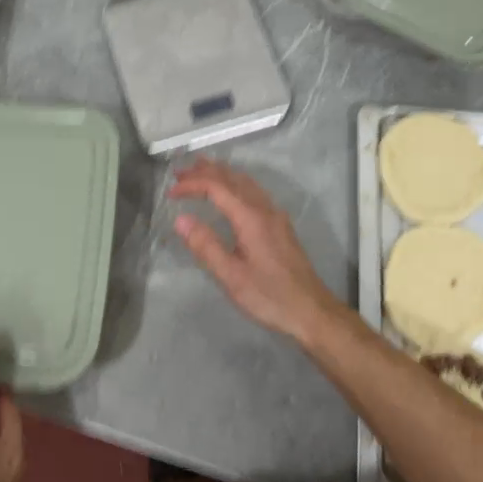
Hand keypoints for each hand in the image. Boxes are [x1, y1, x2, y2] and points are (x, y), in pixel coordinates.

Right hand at [169, 158, 349, 343]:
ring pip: (246, 182)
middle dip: (205, 171)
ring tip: (201, 171)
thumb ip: (205, 246)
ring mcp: (276, 216)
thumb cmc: (269, 297)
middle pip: (233, 178)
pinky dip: (236, 183)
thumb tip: (181, 219)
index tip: (170, 192)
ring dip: (222, 174)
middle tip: (180, 174)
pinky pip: (255, 192)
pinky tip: (232, 192)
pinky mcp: (281, 226)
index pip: (217, 188)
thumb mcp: (231, 277)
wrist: (312, 310)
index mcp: (251, 218)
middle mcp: (265, 209)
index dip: (192, 185)